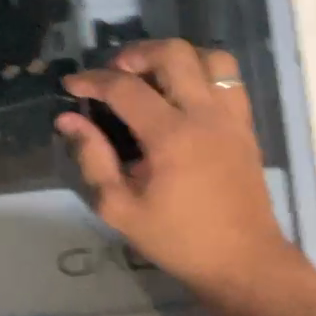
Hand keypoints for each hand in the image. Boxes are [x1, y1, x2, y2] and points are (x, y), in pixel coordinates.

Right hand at [56, 40, 315, 310]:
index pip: (125, 88)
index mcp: (172, 136)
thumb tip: (69, 120)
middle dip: (136, 54)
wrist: (244, 262)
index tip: (71, 84)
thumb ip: (93, 159)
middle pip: (174, 54)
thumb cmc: (178, 239)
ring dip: (176, 58)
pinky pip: (229, 80)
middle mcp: (206, 115)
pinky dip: (203, 74)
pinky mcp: (246, 126)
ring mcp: (232, 117)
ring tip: (153, 77)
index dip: (92, 80)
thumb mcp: (120, 208)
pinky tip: (182, 95)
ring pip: (211, 58)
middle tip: (114, 73)